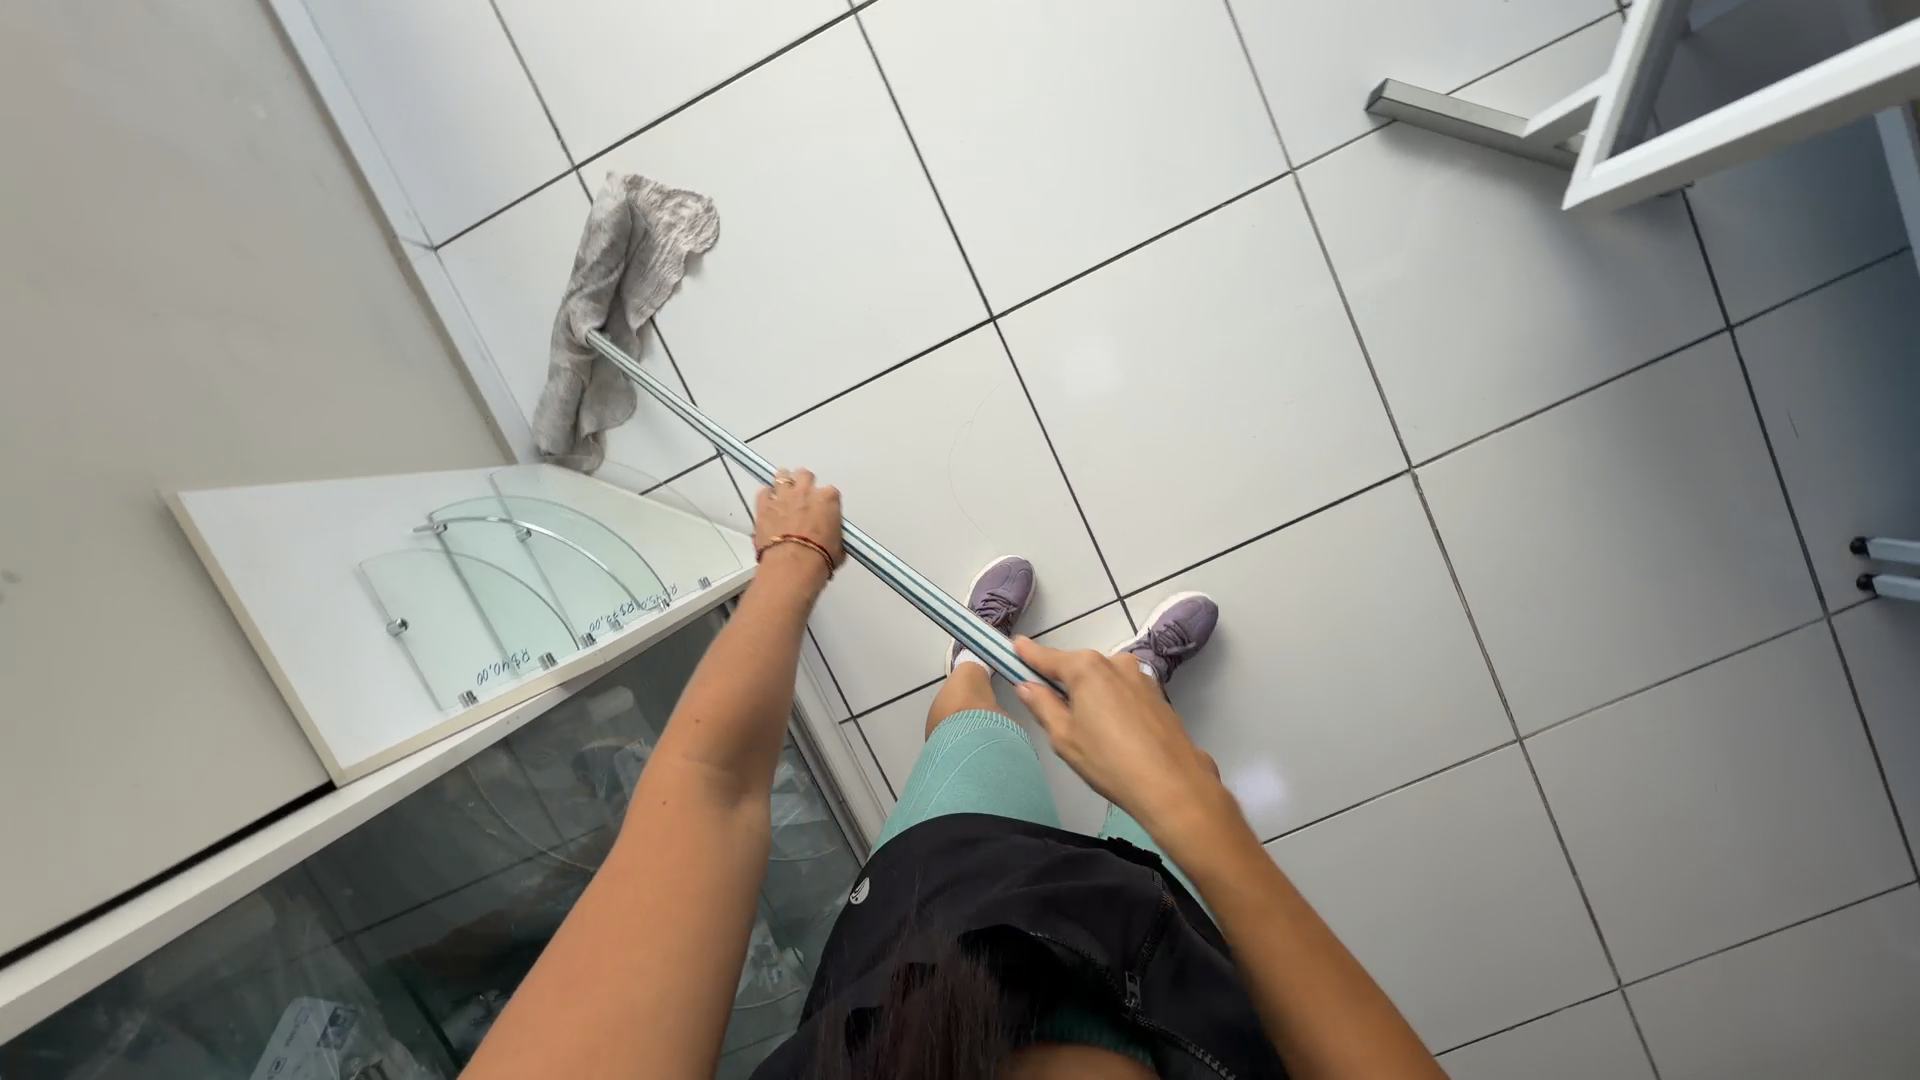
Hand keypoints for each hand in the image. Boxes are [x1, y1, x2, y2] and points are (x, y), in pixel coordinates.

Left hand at [755, 468, 844, 582]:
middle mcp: (806, 491)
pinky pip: (763, 492)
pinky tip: (767, 501)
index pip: (830, 493)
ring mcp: (783, 496)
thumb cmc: (822, 556)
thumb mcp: (839, 546)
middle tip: (803, 494)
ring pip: (782, 476)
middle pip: (805, 475)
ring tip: (783, 490)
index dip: (826, 501)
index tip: (823, 510)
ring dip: (783, 480)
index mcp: (828, 499)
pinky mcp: (764, 506)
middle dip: (804, 482)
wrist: (793, 564)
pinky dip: (766, 495)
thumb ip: (834, 534)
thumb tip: (831, 537)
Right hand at [1013, 637, 1230, 837]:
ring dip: (1091, 695)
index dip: (1028, 654)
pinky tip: (1116, 734)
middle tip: (1053, 714)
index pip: (1047, 657)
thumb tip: (1027, 685)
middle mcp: (1115, 662)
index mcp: (1087, 668)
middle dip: (1063, 683)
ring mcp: (1140, 677)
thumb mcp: (1064, 737)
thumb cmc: (1110, 762)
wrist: (1174, 786)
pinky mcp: (1158, 695)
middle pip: (1078, 668)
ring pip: (1103, 680)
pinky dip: (1113, 704)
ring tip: (1090, 733)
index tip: (1014, 645)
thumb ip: (1042, 705)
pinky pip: (1123, 692)